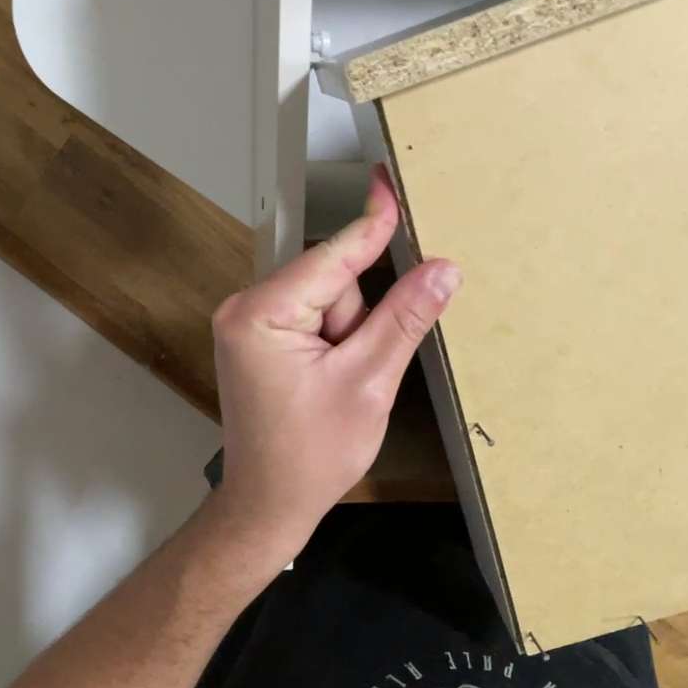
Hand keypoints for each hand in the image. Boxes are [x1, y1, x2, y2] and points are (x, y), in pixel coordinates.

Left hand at [211, 167, 460, 538]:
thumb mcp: (368, 384)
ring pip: (327, 303)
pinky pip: (313, 320)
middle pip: (332, 281)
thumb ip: (404, 318)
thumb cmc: (308, 457)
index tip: (394, 184)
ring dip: (348, 338)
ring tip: (337, 388)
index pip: (332, 256)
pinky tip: (329, 384)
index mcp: (261, 315)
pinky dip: (335, 344)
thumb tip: (441, 270)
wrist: (268, 503)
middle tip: (353, 373)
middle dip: (358, 321)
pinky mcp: (259, 341)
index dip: (372, 225)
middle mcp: (245, 311)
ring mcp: (249, 326)